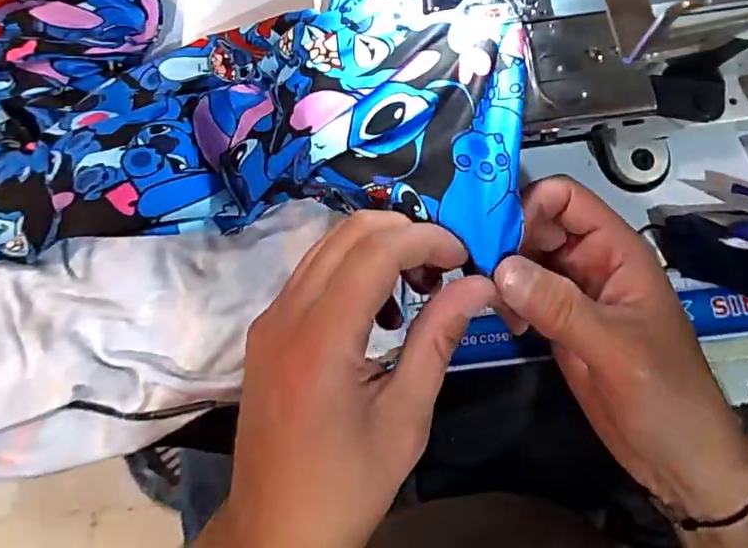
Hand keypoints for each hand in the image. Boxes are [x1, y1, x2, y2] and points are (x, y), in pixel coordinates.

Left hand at [198, 210, 496, 547]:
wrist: (274, 534)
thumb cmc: (346, 485)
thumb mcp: (405, 418)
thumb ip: (439, 339)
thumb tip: (480, 285)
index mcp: (321, 338)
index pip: (377, 250)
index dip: (427, 239)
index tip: (463, 257)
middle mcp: (287, 312)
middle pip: (351, 230)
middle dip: (406, 233)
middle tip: (443, 267)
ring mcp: (271, 316)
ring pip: (331, 242)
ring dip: (380, 246)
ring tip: (417, 284)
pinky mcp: (267, 326)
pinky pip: (315, 268)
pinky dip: (354, 265)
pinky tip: (379, 308)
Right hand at [500, 177, 747, 544]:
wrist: (684, 464)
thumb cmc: (667, 397)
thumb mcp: (616, 348)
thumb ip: (560, 307)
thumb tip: (503, 268)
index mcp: (617, 250)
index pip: (566, 199)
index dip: (530, 204)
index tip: (496, 234)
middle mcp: (593, 261)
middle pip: (540, 223)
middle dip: (508, 237)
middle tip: (480, 267)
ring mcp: (575, 292)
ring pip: (527, 256)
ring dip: (503, 269)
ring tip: (488, 296)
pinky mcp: (561, 321)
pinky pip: (525, 292)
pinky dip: (508, 297)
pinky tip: (505, 319)